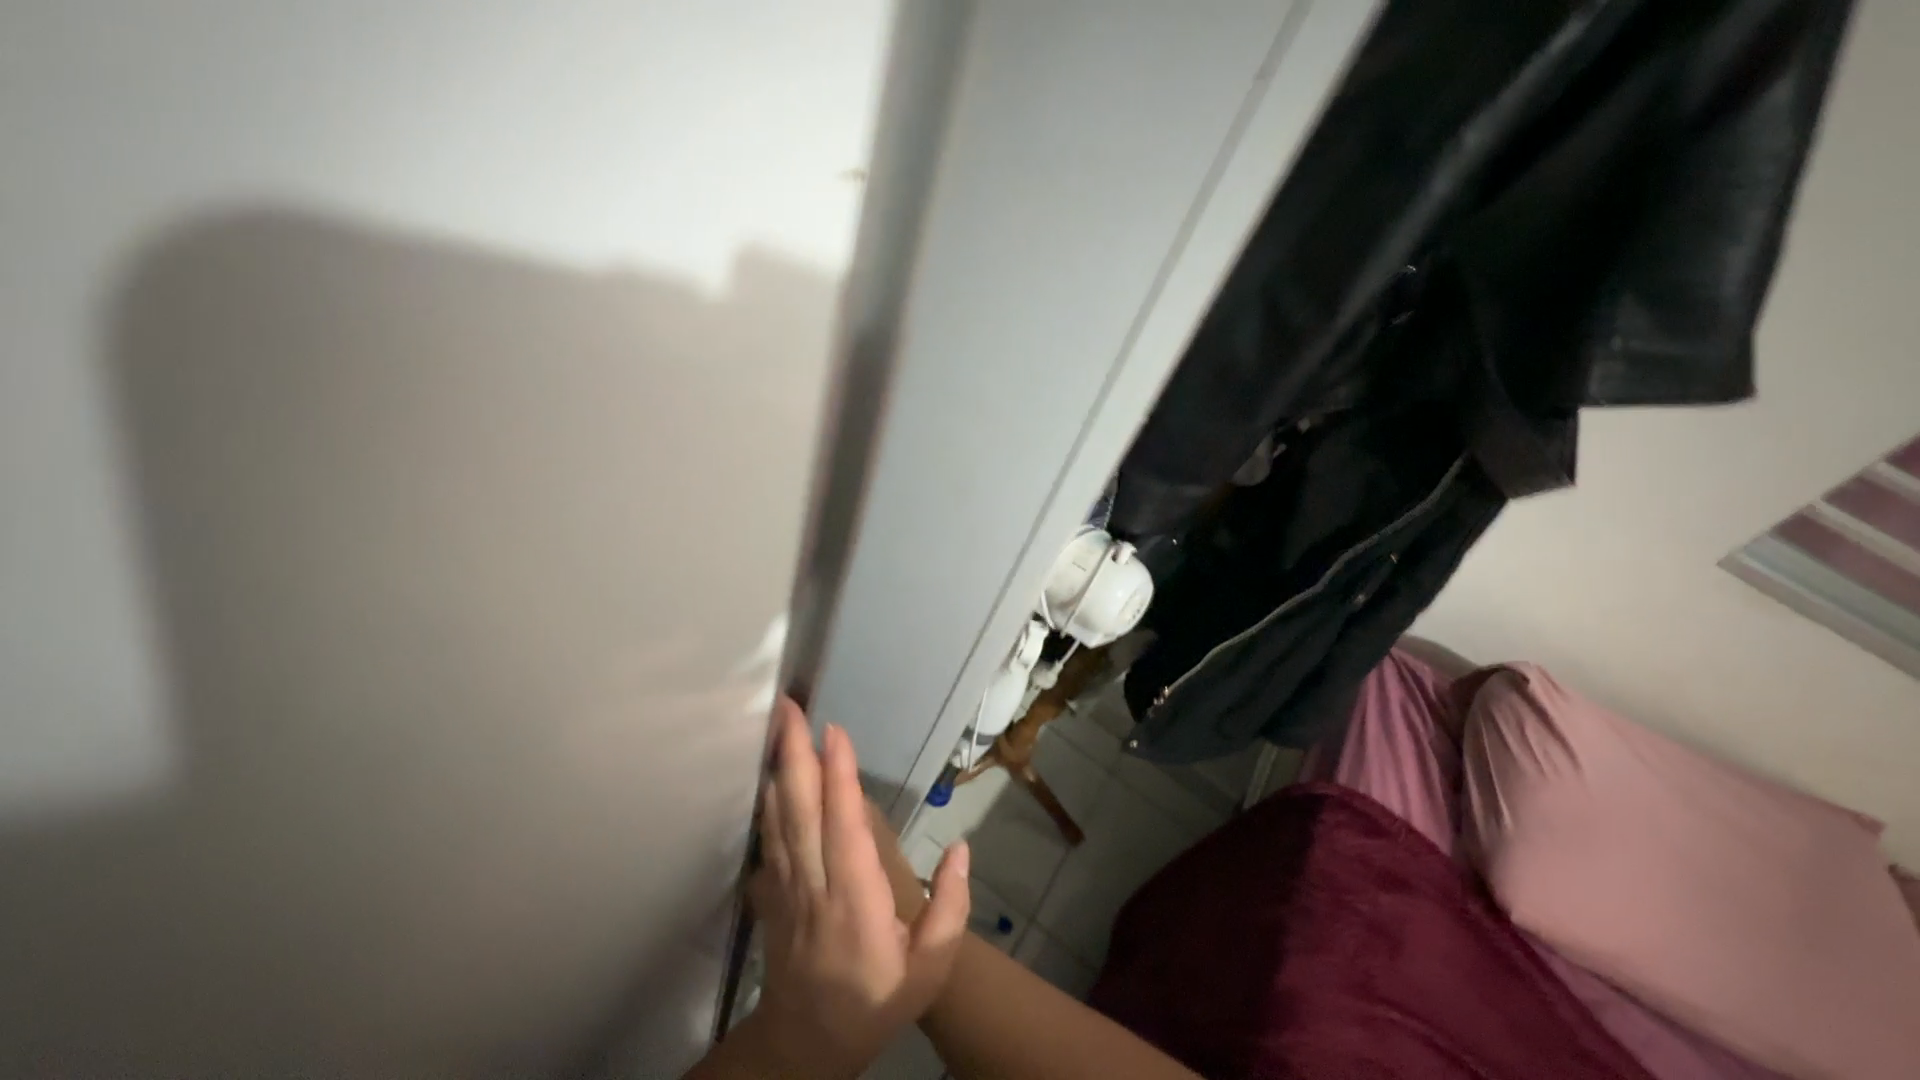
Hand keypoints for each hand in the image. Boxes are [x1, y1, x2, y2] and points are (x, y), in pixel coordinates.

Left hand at [748, 699, 969, 1077]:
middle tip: (789, 707)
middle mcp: (814, 885)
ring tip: (776, 727)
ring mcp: (786, 889)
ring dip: (777, 768)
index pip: (843, 827)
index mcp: (856, 901)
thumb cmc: (877, 999)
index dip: (838, 778)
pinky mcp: (772, 894)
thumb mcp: (931, 969)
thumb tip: (962, 851)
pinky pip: (768, 838)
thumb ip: (951, 909)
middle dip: (794, 754)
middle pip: (800, 810)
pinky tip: (769, 778)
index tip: (834, 733)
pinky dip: (768, 802)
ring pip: (778, 819)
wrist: (808, 1041)